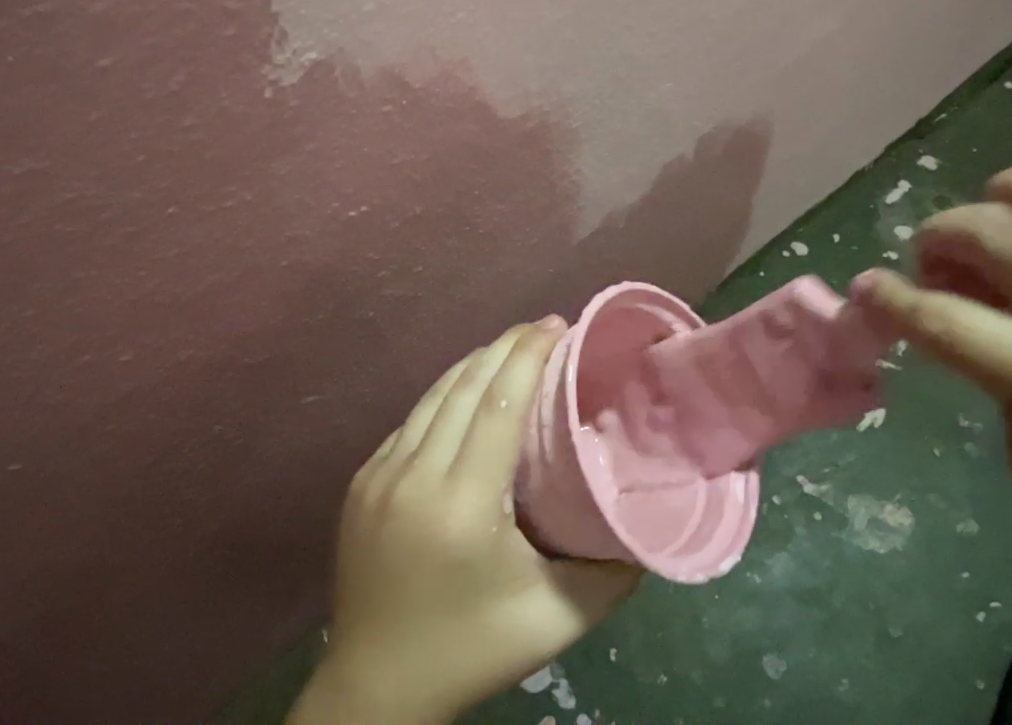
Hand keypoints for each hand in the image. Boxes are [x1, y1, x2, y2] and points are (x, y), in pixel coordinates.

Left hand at [290, 320, 641, 724]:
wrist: (376, 685)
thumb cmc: (471, 650)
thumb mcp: (555, 620)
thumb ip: (612, 573)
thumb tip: (650, 525)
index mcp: (462, 505)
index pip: (497, 405)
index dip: (528, 356)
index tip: (557, 325)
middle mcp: (414, 476)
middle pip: (463, 387)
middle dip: (505, 348)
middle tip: (544, 328)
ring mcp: (379, 475)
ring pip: (432, 397)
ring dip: (473, 365)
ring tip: (512, 348)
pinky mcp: (362, 482)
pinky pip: (411, 422)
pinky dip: (445, 396)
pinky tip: (467, 393)